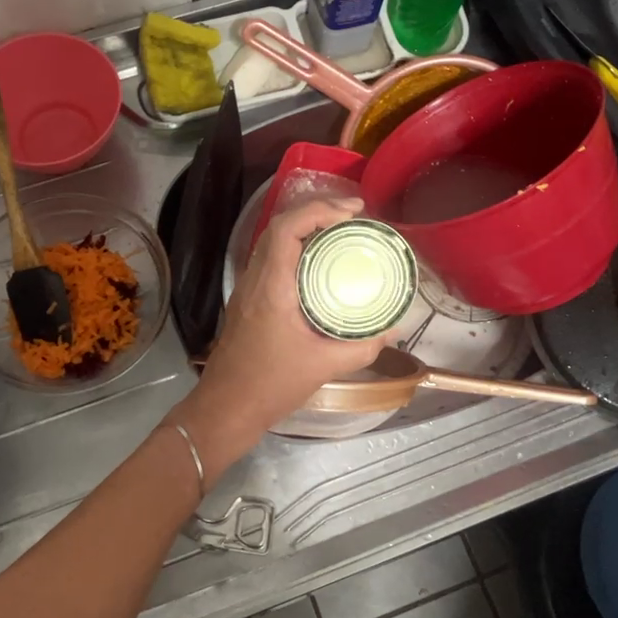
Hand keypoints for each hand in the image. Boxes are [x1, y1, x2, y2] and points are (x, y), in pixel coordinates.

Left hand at [173, 198, 386, 472]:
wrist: (226, 408)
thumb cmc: (269, 386)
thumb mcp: (323, 367)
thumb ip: (362, 347)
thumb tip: (392, 329)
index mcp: (271, 287)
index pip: (287, 229)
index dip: (318, 209)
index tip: (353, 210)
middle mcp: (255, 280)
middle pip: (279, 228)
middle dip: (316, 212)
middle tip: (353, 218)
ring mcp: (247, 290)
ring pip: (273, 242)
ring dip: (305, 230)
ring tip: (341, 234)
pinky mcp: (248, 301)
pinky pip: (272, 261)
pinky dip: (297, 250)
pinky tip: (320, 265)